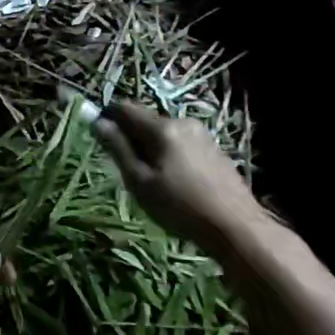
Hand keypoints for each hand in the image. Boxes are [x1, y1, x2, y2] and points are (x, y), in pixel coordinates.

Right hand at [93, 102, 265, 242]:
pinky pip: (182, 142)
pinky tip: (177, 181)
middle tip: (128, 169)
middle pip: (146, 120)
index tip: (101, 138)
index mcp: (162, 128)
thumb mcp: (140, 183)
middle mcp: (182, 122)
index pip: (125, 108)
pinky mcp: (214, 148)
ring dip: (152, 147)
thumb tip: (98, 123)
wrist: (236, 226)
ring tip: (154, 180)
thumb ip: (118, 149)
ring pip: (165, 132)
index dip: (108, 117)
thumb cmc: (181, 207)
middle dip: (132, 137)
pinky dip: (171, 154)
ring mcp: (202, 134)